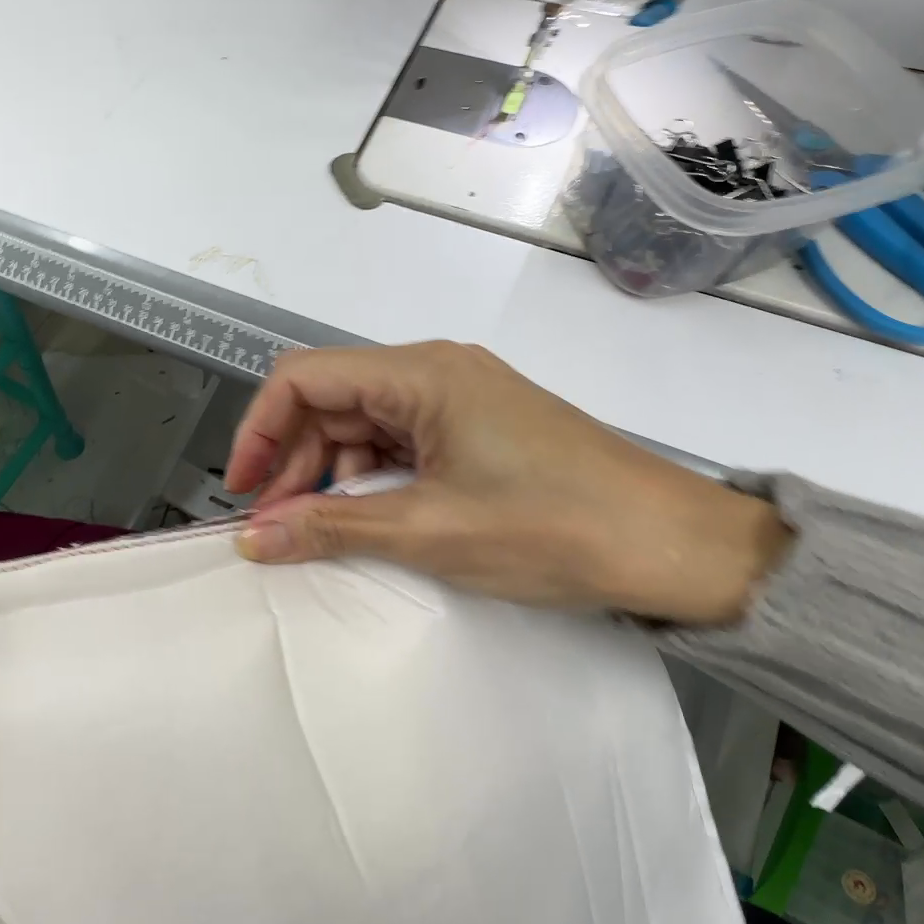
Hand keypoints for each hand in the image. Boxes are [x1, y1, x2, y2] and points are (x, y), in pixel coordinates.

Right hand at [224, 343, 788, 625]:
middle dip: (291, 462)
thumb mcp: (427, 532)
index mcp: (419, 374)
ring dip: (326, 476)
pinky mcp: (474, 429)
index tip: (242, 492)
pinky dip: (366, 480)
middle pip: (328, 401)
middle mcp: (432, 372)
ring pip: (358, 425)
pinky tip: (362, 521)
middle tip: (275, 530)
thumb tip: (249, 538)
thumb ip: (328, 528)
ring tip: (314, 534)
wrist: (681, 551)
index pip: (303, 377)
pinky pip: (396, 444)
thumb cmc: (553, 529)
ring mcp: (456, 400)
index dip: (259, 430)